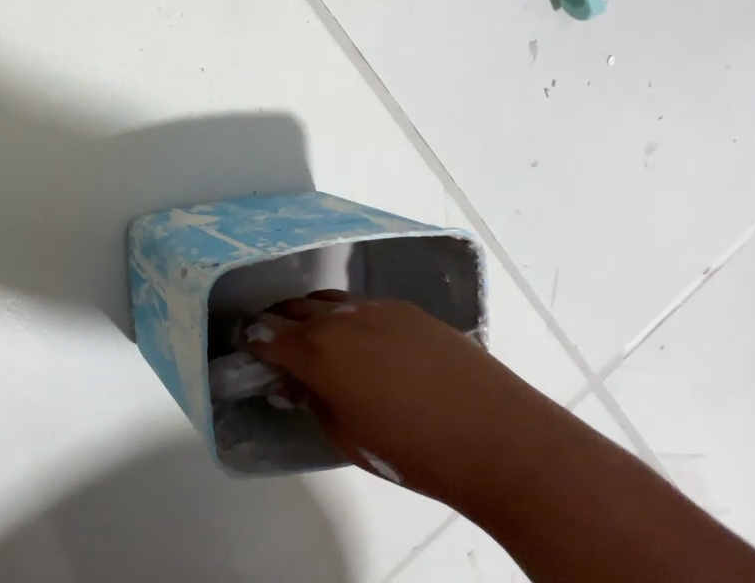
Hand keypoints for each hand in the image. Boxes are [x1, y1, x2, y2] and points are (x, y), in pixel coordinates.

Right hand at [244, 291, 567, 505]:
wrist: (506, 445)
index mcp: (315, 352)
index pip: (264, 333)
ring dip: (315, 316)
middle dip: (278, 323)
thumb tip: (296, 385)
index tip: (248, 350)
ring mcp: (378, 310)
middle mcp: (339, 320)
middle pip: (292, 308)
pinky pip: (366, 308)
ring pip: (329, 302)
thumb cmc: (415, 454)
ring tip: (320, 341)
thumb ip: (313, 402)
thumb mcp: (346, 438)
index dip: (251, 341)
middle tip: (277, 344)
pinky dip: (353, 320)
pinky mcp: (412, 312)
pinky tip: (367, 346)